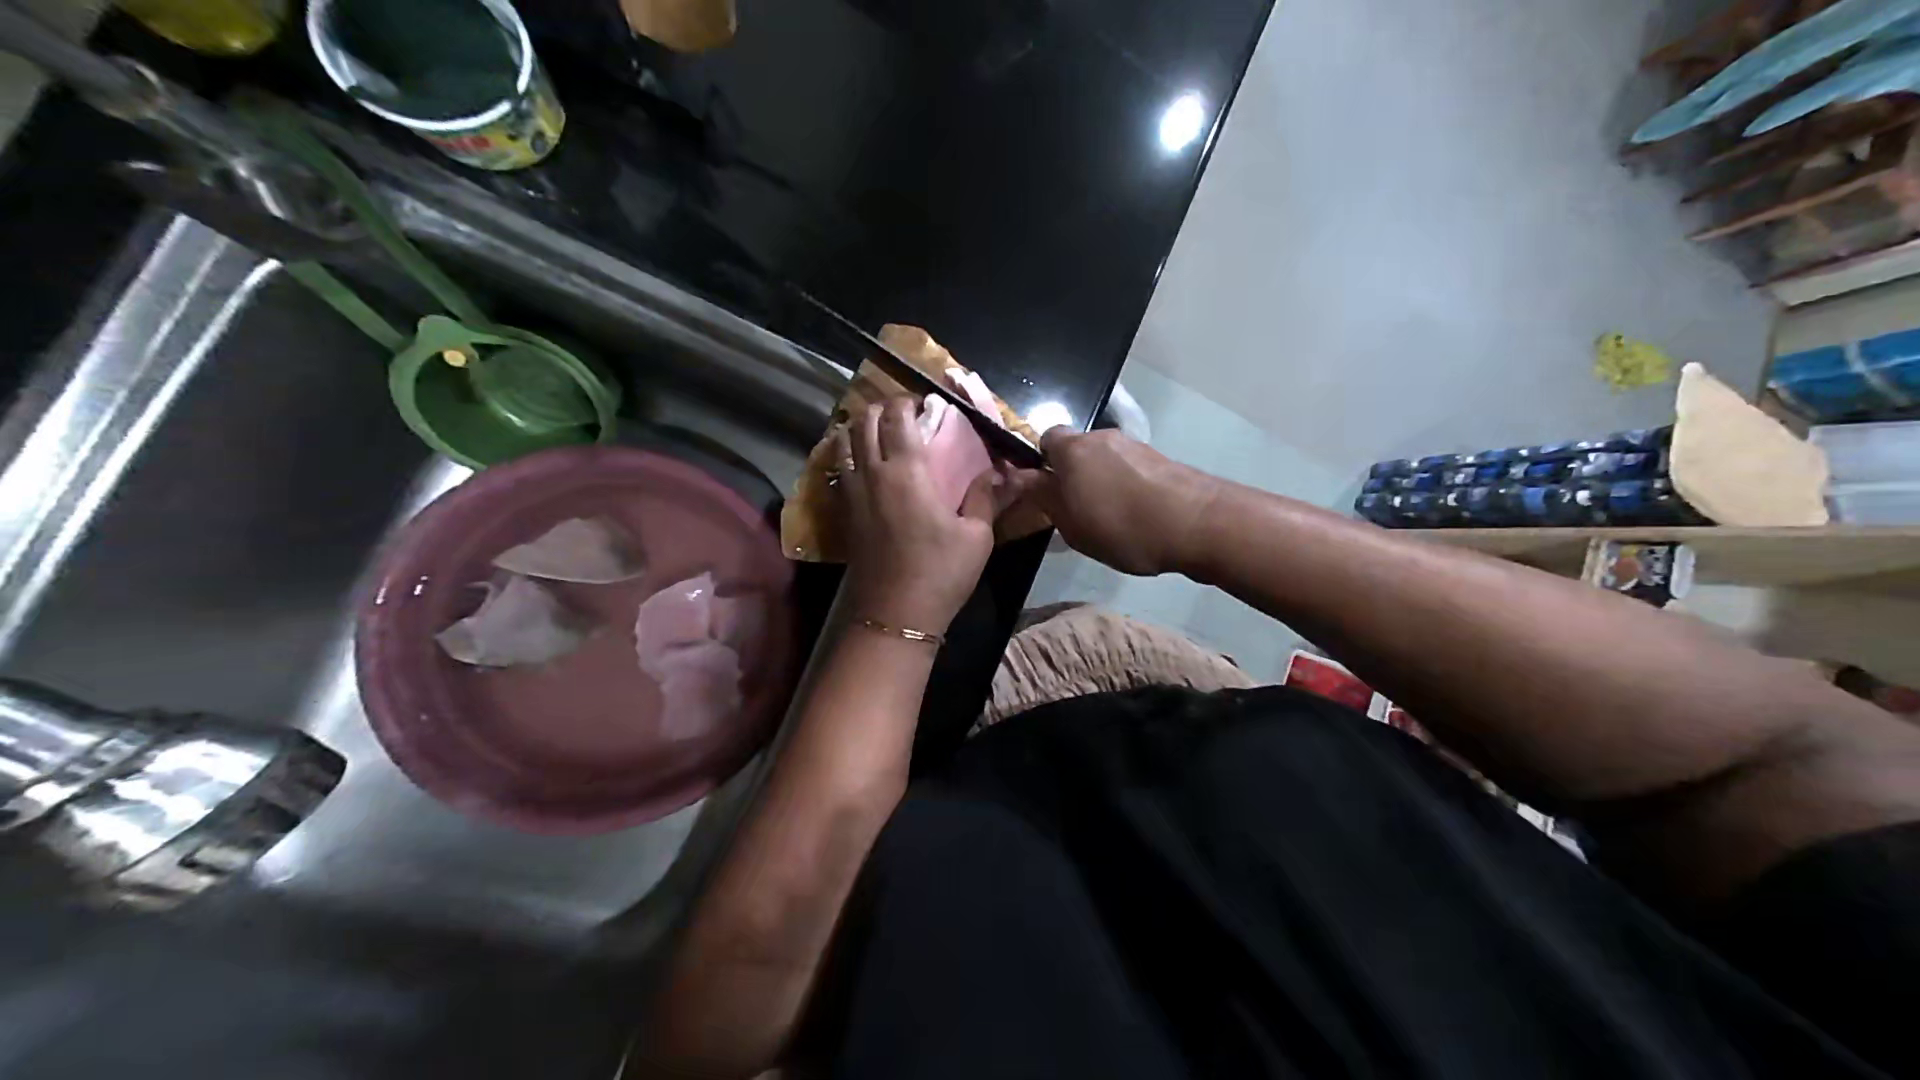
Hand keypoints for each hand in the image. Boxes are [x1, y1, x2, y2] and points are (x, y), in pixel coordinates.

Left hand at [836, 398, 1017, 633]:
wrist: (895, 613)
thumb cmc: (941, 572)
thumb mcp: (976, 536)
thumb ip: (984, 497)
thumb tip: (998, 473)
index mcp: (906, 471)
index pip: (896, 417)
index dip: (906, 402)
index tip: (923, 404)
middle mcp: (873, 473)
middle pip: (864, 422)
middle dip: (881, 409)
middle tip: (902, 415)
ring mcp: (853, 493)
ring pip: (844, 442)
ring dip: (859, 428)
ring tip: (878, 432)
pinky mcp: (844, 512)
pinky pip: (839, 469)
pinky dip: (846, 454)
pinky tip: (861, 463)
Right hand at [1011, 428, 1221, 576]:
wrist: (1197, 523)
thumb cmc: (1122, 526)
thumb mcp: (1071, 524)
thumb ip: (1044, 498)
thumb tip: (1024, 479)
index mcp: (1073, 449)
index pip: (1045, 439)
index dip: (1041, 464)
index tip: (1044, 493)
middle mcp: (1102, 437)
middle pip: (1077, 450)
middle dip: (1073, 474)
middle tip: (1075, 510)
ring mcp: (1135, 446)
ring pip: (1105, 461)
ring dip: (1101, 481)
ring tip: (1109, 518)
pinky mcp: (1160, 459)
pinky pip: (1129, 470)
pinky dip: (1126, 486)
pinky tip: (1135, 515)